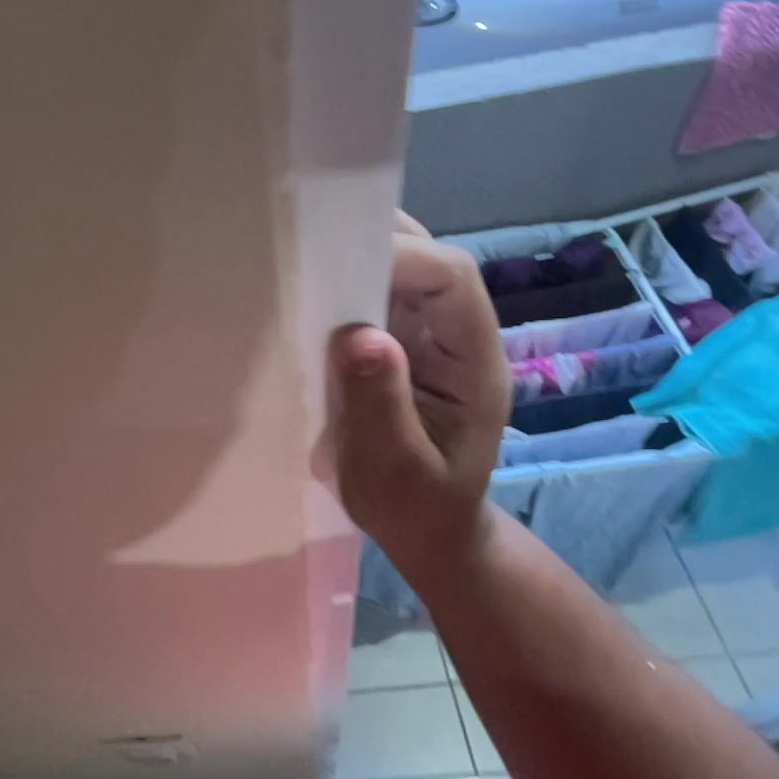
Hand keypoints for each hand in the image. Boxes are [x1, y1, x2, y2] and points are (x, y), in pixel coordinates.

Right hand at [329, 212, 510, 578]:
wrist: (429, 531)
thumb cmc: (416, 509)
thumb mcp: (396, 472)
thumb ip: (382, 406)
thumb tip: (359, 337)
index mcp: (475, 361)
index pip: (452, 279)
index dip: (400, 258)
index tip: (334, 267)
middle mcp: (457, 335)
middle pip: (429, 261)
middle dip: (374, 247)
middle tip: (309, 256)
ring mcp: (429, 337)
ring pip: (404, 271)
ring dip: (355, 262)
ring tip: (303, 268)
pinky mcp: (400, 345)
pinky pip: (378, 298)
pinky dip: (344, 288)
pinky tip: (310, 297)